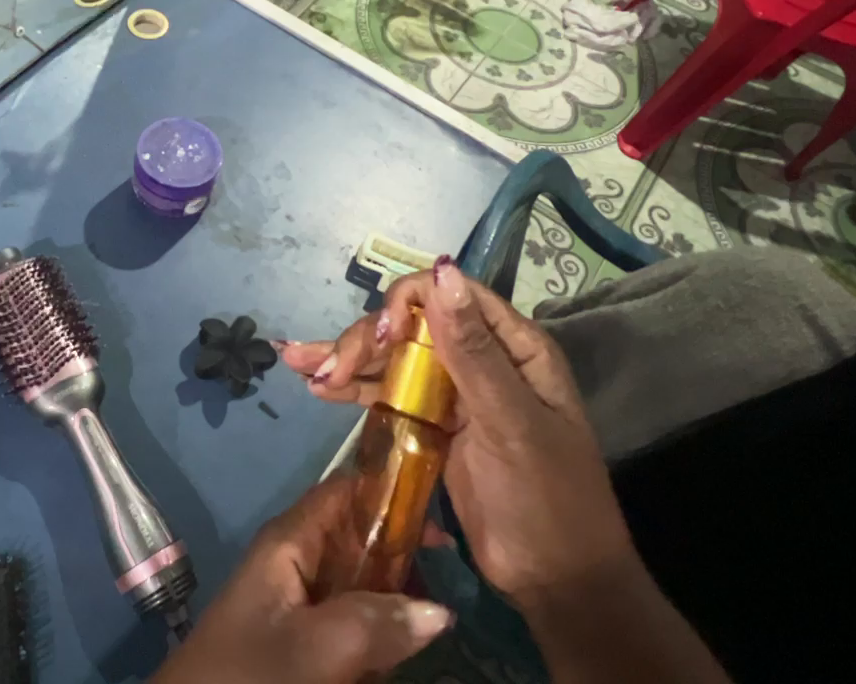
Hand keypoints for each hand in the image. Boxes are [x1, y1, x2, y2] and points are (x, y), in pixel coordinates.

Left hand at [151, 478, 453, 683]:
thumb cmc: (250, 672)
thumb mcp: (315, 649)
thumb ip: (376, 624)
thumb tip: (440, 609)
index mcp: (290, 540)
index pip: (345, 490)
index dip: (390, 489)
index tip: (441, 507)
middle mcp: (295, 559)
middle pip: (358, 535)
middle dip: (402, 547)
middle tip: (449, 568)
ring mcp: (298, 598)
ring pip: (360, 580)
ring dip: (395, 593)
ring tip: (438, 604)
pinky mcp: (302, 635)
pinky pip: (352, 618)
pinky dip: (378, 626)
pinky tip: (402, 644)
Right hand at [279, 262, 635, 605]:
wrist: (555, 582)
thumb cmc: (548, 500)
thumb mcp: (511, 423)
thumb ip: (472, 351)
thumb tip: (442, 273)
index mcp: (513, 346)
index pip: (451, 295)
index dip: (408, 303)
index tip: (383, 339)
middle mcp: (480, 358)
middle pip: (411, 325)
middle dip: (367, 340)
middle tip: (331, 370)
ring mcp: (451, 391)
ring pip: (391, 357)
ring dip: (346, 358)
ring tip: (300, 366)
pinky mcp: (429, 422)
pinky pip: (385, 392)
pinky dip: (351, 387)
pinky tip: (315, 385)